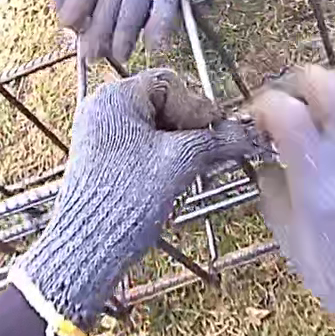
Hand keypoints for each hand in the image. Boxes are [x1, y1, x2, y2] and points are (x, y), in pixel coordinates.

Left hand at [14, 69, 254, 331]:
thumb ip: (217, 140)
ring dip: (181, 140)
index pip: (170, 82)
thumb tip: (248, 133)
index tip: (213, 131)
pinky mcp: (103, 155)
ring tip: (193, 164)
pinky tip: (176, 173)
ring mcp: (101, 131)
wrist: (86, 252)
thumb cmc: (127, 201)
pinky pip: (143, 141)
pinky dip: (164, 152)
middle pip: (163, 101)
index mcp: (116, 97)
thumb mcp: (180, 163)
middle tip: (207, 148)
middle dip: (190, 124)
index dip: (197, 106)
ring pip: (156, 123)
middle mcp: (104, 106)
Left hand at [55, 0, 208, 62]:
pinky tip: (155, 46)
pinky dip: (159, 29)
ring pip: (132, 11)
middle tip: (92, 57)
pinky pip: (164, 8)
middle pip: (106, 7)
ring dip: (125, 36)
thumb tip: (80, 18)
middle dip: (98, 35)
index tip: (71, 31)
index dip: (76, 14)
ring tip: (121, 57)